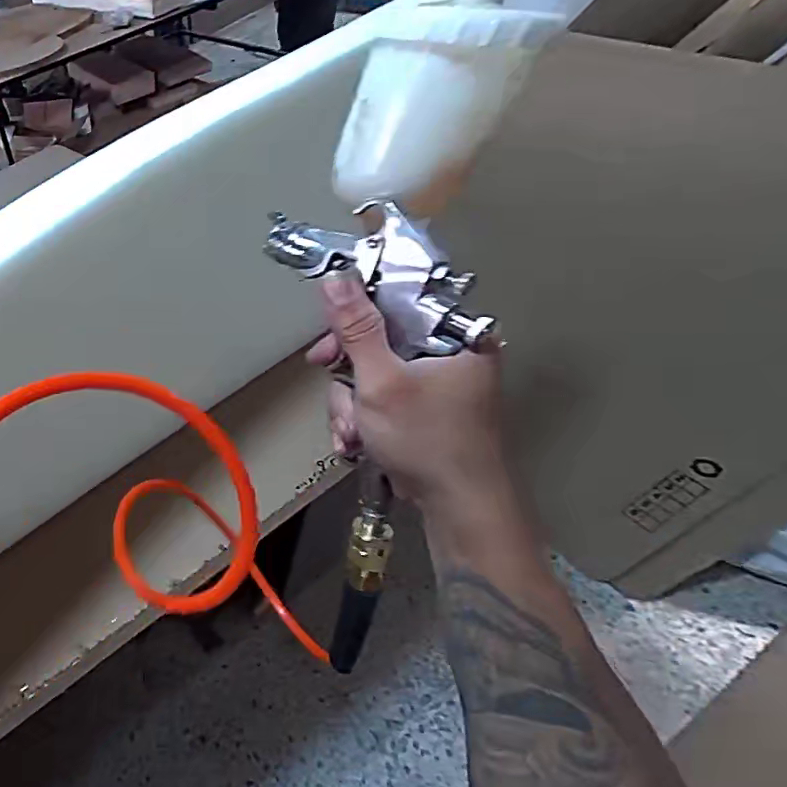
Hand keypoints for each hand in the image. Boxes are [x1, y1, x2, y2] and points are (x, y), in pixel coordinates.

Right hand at [307, 274, 508, 512]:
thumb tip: (336, 277)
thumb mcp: (380, 380)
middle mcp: (448, 355)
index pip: (392, 305)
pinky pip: (375, 397)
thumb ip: (356, 328)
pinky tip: (357, 440)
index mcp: (454, 337)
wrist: (458, 509)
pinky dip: (360, 417)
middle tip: (335, 388)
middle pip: (373, 342)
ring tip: (353, 431)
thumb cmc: (427, 439)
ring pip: (367, 374)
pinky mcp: (421, 409)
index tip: (328, 348)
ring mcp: (434, 385)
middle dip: (346, 376)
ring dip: (349, 404)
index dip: (352, 322)